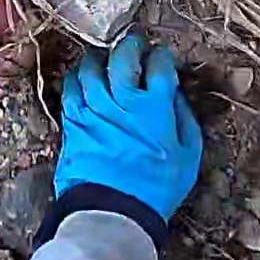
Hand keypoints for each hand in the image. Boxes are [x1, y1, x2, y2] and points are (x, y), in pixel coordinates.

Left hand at [55, 33, 202, 220]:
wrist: (112, 215)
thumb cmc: (155, 188)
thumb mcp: (188, 157)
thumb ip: (185, 120)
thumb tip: (177, 96)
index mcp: (156, 106)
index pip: (159, 64)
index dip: (161, 55)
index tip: (161, 57)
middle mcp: (123, 100)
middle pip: (123, 56)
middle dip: (130, 44)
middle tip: (133, 44)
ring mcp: (95, 109)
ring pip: (92, 67)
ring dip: (100, 57)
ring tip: (105, 57)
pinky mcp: (73, 122)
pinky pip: (71, 89)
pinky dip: (77, 78)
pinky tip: (82, 77)